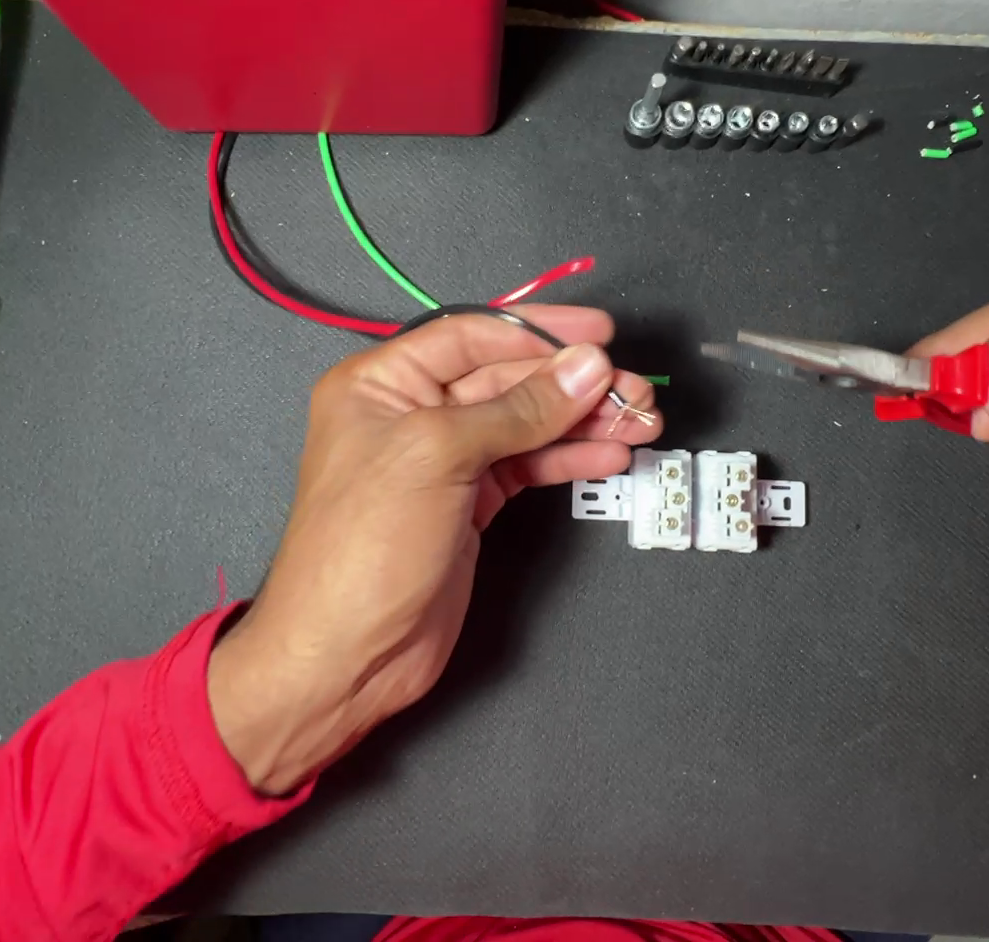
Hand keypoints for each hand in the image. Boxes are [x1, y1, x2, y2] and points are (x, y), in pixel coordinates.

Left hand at [204, 307, 660, 793]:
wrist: (348, 656)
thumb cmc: (369, 544)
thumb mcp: (438, 455)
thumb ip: (519, 409)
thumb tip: (589, 366)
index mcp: (382, 383)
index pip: (471, 337)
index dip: (539, 332)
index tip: (600, 333)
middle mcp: (414, 413)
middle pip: (507, 380)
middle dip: (572, 382)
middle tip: (634, 389)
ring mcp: (447, 461)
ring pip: (526, 424)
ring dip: (583, 420)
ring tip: (641, 420)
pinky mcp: (472, 502)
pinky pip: (529, 465)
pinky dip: (570, 458)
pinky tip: (610, 453)